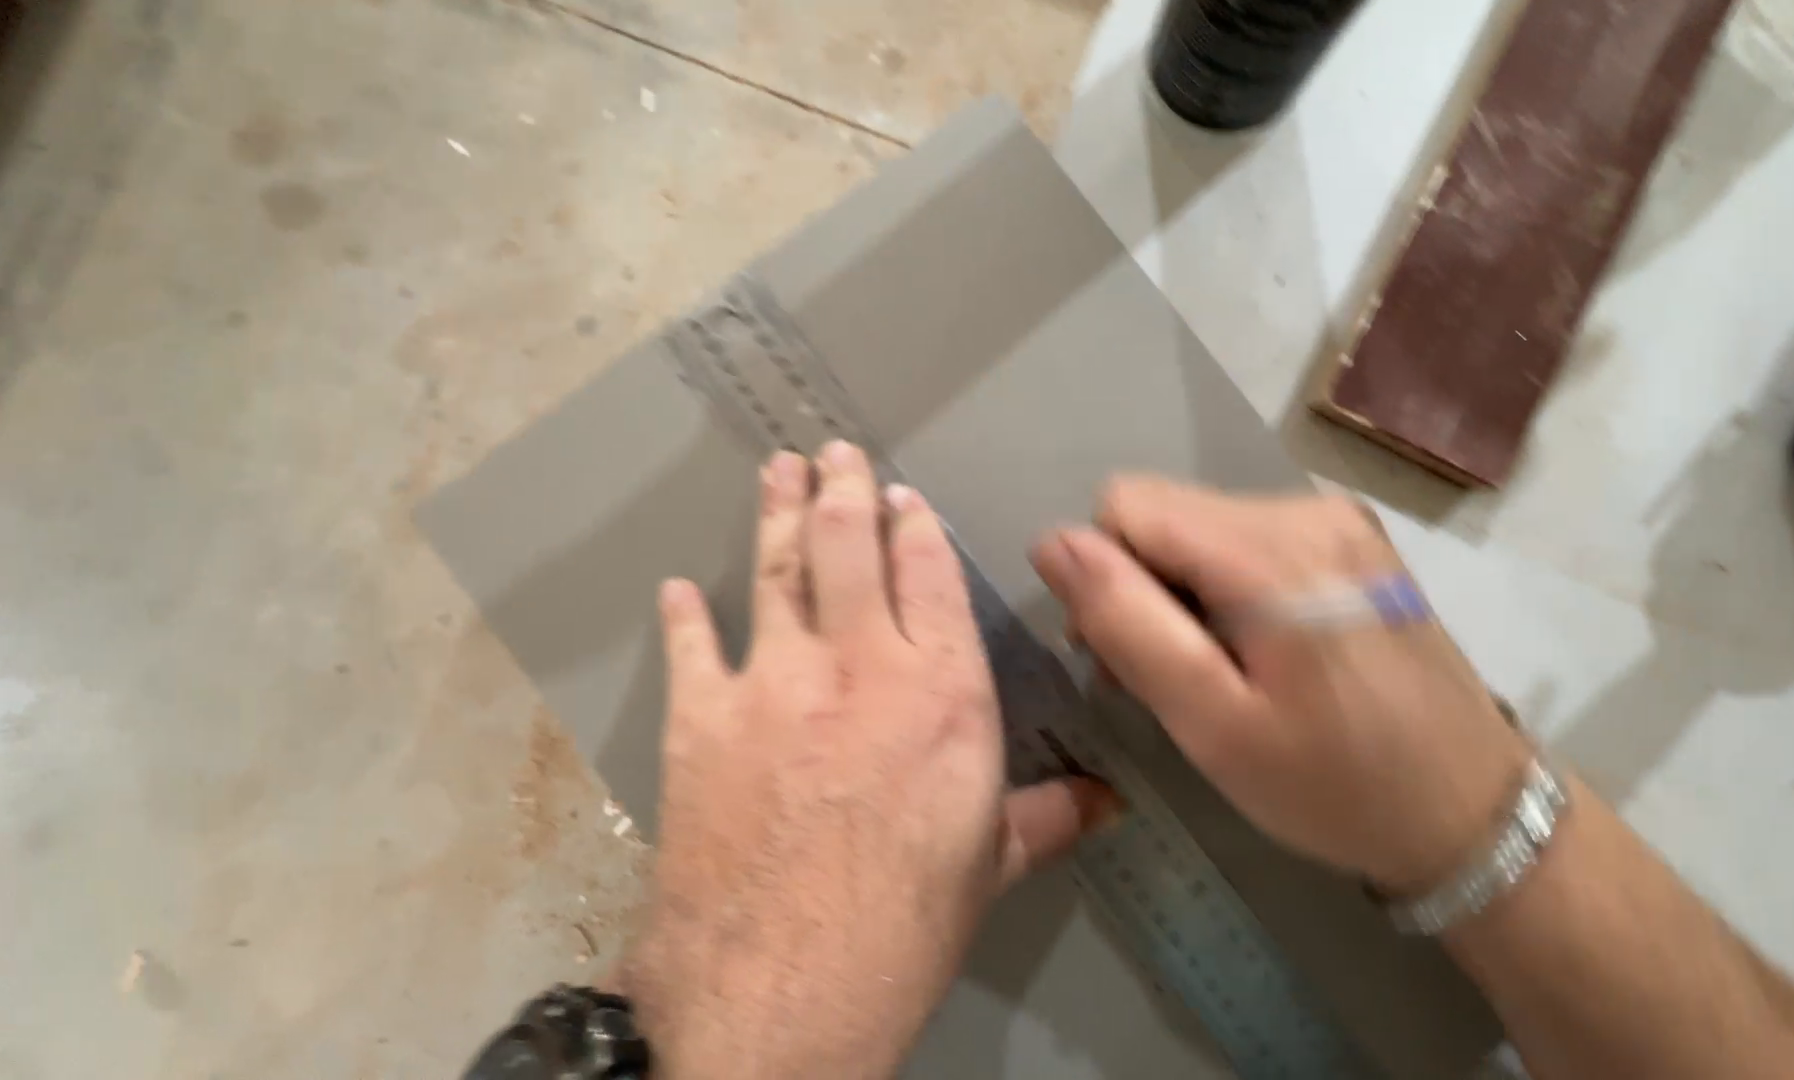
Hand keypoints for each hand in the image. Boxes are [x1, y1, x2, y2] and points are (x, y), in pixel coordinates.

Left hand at [621, 443, 1114, 1078]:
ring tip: (776, 469)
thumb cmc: (904, 927)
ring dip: (775, 513)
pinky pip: (691, 647)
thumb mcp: (989, 867)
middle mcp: (860, 667)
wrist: (779, 996)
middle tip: (833, 451)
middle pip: (848, 548)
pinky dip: (684, 616)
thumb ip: (1047, 816)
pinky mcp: (701, 720)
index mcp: (942, 694)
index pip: (929, 576)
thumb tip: (1112, 803)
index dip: (912, 525)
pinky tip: (678, 590)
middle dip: (841, 490)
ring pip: (776, 571)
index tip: (901, 495)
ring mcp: (773, 685)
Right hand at [1030, 476, 1528, 892]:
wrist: (1471, 815)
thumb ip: (1127, 623)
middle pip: (1161, 513)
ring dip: (1177, 591)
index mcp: (1269, 548)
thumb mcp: (1211, 722)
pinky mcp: (1348, 540)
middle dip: (1139, 587)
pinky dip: (1219, 587)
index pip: (1124, 504)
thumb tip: (1052, 543)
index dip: (1105, 576)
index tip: (1127, 655)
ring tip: (1211, 672)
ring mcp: (1334, 519)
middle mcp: (1303, 508)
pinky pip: (1240, 538)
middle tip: (1166, 678)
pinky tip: (1251, 650)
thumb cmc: (1331, 784)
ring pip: (1195, 525)